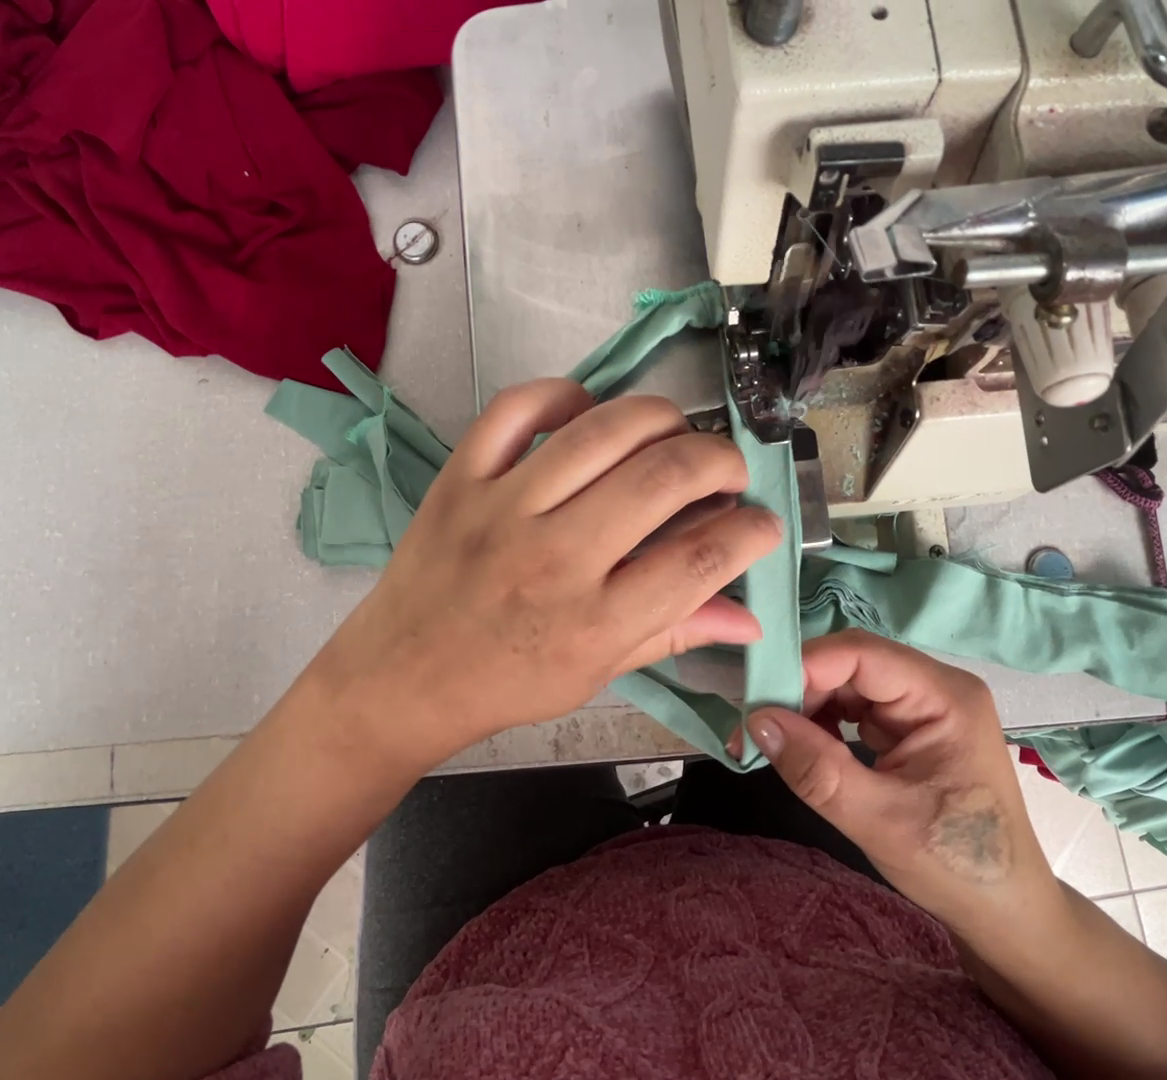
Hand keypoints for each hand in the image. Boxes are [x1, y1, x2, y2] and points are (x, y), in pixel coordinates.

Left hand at [306, 379, 782, 766]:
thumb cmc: (509, 682)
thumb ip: (676, 634)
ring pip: (603, 431)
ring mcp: (503, 508)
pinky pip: (518, 408)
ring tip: (675, 435)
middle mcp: (555, 558)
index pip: (701, 558)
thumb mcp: (598, 674)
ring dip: (660, 419)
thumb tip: (752, 615)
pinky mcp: (462, 477)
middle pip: (665, 477)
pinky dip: (564, 395)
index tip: (763, 521)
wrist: (404, 676)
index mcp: (596, 621)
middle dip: (720, 461)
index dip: (751, 531)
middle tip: (727, 470)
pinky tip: (588, 414)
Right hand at [736, 630, 1059, 927]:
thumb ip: (815, 768)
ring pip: (849, 684)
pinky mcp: (913, 729)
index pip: (860, 653)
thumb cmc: (955, 865)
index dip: (803, 668)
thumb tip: (755, 720)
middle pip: (852, 663)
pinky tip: (804, 749)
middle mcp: (936, 688)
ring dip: (808, 708)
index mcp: (944, 697)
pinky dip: (824, 725)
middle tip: (754, 728)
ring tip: (772, 741)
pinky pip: (857, 709)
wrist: (1005, 912)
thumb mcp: (877, 819)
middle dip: (800, 690)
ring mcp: (925, 707)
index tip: (755, 703)